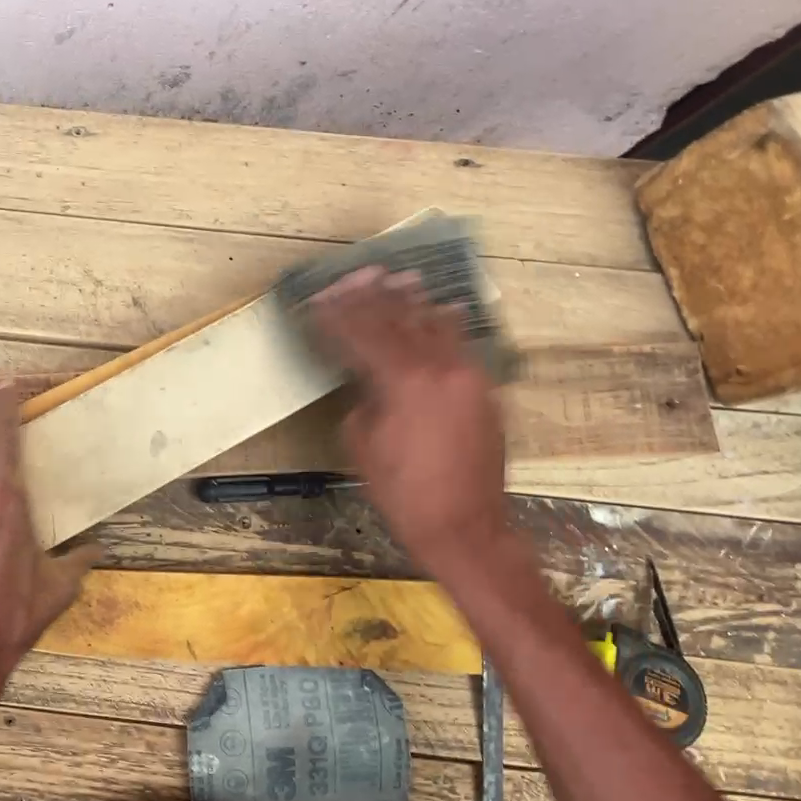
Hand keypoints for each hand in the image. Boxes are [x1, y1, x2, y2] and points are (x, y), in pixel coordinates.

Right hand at [310, 267, 511, 576]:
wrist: (464, 524)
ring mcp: (467, 375)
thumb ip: (362, 398)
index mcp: (401, 380)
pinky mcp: (484, 389)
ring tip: (392, 278)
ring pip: (435, 324)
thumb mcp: (361, 442)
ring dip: (410, 301)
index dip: (336, 314)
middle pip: (398, 319)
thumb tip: (367, 379)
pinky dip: (446, 323)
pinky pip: (462, 343)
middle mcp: (438, 367)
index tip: (317, 299)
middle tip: (352, 276)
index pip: (362, 333)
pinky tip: (440, 308)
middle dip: (370, 297)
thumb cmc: (401, 491)